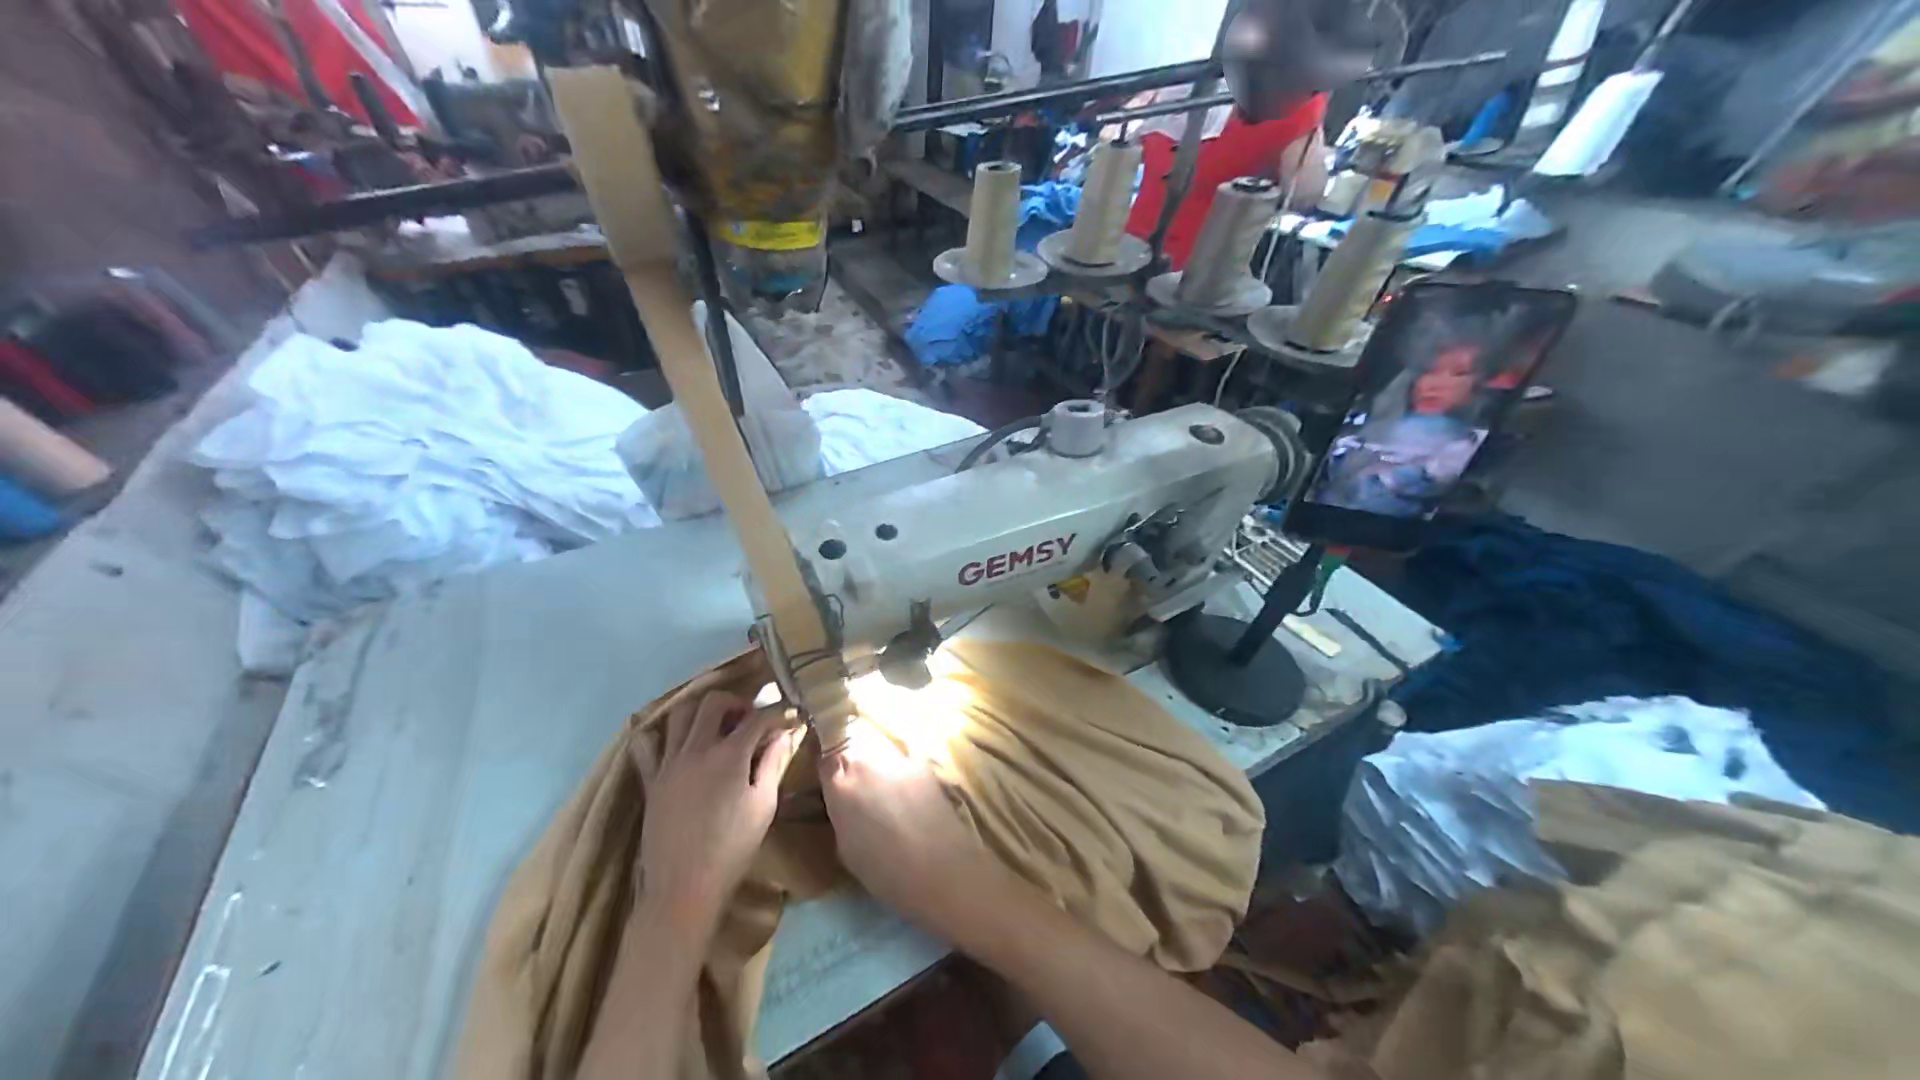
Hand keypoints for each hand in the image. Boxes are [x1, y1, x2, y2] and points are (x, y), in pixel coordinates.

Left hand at [630, 690, 803, 933]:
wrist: (684, 888)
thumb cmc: (732, 848)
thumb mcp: (763, 805)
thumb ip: (773, 763)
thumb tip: (785, 733)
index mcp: (729, 755)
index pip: (758, 717)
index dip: (778, 712)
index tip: (790, 717)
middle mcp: (696, 749)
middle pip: (714, 703)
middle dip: (737, 703)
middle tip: (751, 721)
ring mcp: (668, 762)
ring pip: (680, 713)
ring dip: (703, 711)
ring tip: (717, 728)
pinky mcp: (651, 779)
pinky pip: (646, 744)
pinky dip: (661, 734)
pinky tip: (676, 742)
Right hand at [819, 724, 1006, 942]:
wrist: (940, 867)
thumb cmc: (884, 869)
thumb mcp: (846, 846)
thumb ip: (840, 812)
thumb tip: (842, 801)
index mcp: (840, 783)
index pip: (824, 756)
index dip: (826, 763)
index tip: (828, 772)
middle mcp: (865, 760)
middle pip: (850, 744)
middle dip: (849, 758)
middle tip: (854, 780)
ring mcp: (896, 757)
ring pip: (876, 747)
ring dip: (874, 760)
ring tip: (882, 786)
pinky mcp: (922, 762)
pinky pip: (901, 758)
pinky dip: (898, 769)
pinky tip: (905, 791)